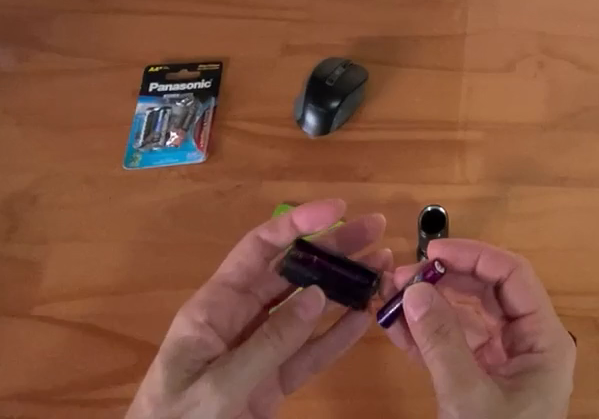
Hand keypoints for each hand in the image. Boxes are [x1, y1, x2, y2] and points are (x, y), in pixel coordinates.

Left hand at [128, 199, 391, 418]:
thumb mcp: (214, 388)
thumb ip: (268, 343)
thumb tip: (318, 295)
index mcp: (214, 309)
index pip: (259, 250)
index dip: (297, 224)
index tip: (337, 209)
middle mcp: (240, 321)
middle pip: (293, 272)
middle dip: (335, 249)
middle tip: (377, 230)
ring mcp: (259, 352)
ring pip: (309, 308)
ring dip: (346, 287)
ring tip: (384, 267)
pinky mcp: (273, 385)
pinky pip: (311, 352)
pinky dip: (339, 334)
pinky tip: (366, 316)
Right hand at [382, 239, 574, 418]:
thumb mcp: (470, 399)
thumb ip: (442, 342)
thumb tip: (414, 289)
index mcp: (544, 339)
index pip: (512, 276)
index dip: (474, 256)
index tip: (433, 252)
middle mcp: (527, 344)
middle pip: (488, 293)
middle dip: (445, 279)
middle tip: (401, 275)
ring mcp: (504, 364)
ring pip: (468, 318)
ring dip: (430, 305)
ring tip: (390, 296)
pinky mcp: (481, 384)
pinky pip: (455, 347)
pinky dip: (426, 336)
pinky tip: (394, 327)